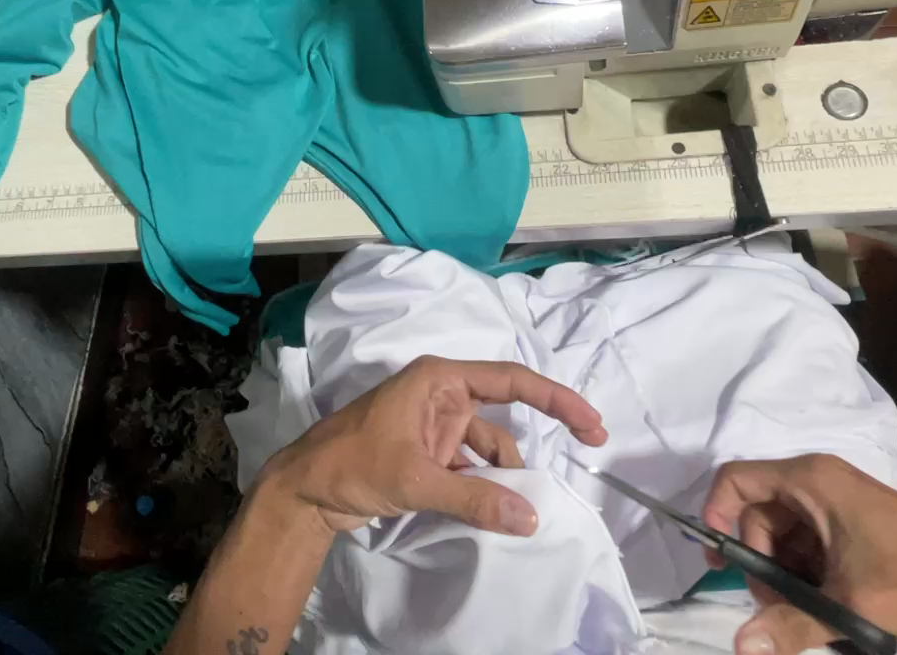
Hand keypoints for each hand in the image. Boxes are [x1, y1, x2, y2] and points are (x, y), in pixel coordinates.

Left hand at [256, 355, 607, 536]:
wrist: (306, 490)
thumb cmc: (353, 463)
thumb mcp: (414, 479)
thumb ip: (473, 499)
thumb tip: (531, 517)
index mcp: (440, 379)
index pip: (510, 379)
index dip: (555, 397)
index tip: (591, 420)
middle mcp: (443, 394)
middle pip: (507, 407)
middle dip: (545, 425)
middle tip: (589, 444)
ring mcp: (437, 424)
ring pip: (491, 444)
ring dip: (508, 472)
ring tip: (523, 504)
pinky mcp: (431, 451)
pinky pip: (473, 465)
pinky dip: (488, 485)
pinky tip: (497, 510)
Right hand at [702, 455, 896, 654]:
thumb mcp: (854, 608)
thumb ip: (791, 624)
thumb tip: (741, 646)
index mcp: (811, 479)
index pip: (737, 479)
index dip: (718, 514)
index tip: (720, 562)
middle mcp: (821, 482)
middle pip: (760, 511)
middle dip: (760, 559)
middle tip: (774, 606)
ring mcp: (842, 504)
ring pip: (787, 533)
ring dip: (787, 574)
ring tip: (808, 615)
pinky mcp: (861, 528)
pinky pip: (815, 544)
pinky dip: (812, 576)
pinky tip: (829, 609)